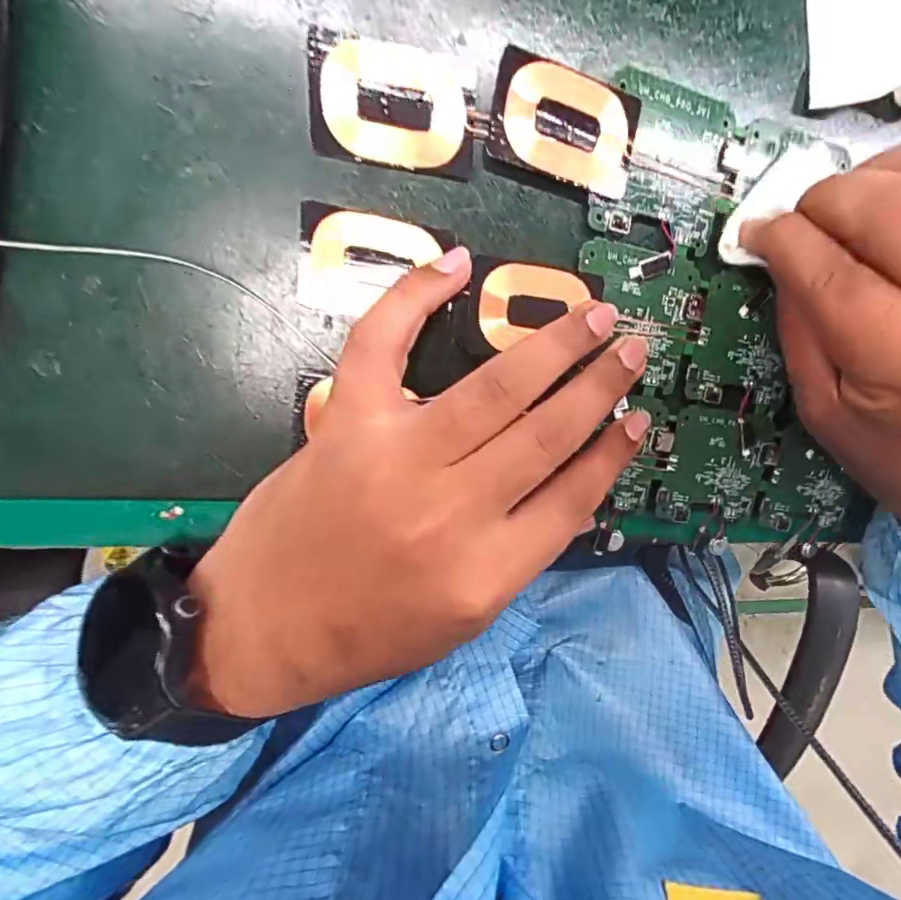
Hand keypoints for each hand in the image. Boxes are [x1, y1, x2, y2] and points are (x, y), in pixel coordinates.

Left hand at [185, 247, 651, 717]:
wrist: (263, 627)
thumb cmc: (365, 634)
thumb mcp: (461, 619)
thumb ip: (516, 557)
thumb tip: (567, 491)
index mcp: (486, 573)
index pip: (571, 497)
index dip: (612, 453)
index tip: (637, 419)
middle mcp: (451, 512)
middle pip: (546, 431)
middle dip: (599, 384)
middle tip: (630, 348)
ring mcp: (397, 459)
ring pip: (495, 388)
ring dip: (553, 345)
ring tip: (592, 317)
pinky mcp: (347, 424)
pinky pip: (383, 344)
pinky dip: (416, 296)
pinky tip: (457, 265)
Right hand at [740, 132, 900, 545]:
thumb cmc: (889, 452)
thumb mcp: (818, 402)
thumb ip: (800, 319)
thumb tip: (778, 244)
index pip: (839, 277)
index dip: (785, 242)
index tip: (755, 231)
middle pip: (898, 210)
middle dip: (826, 200)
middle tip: (795, 218)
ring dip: (880, 172)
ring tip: (845, 206)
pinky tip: (892, 203)